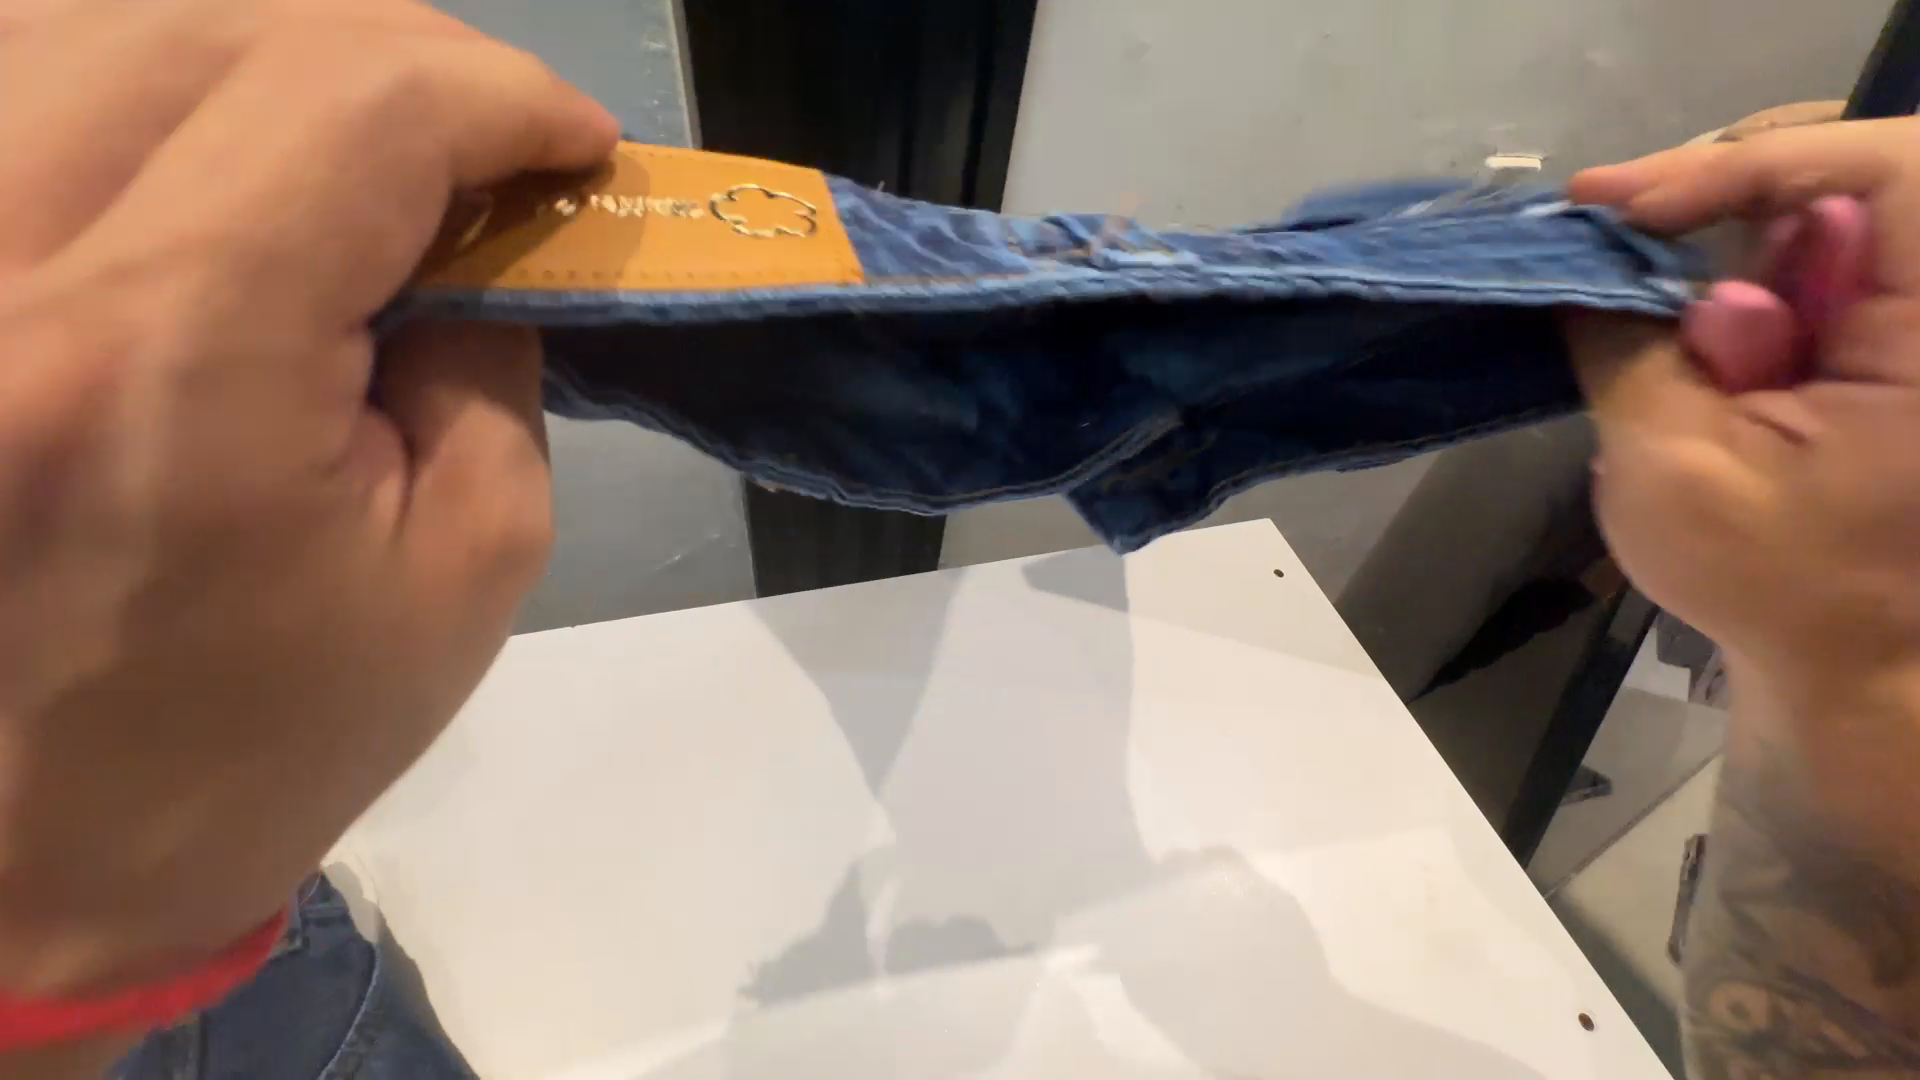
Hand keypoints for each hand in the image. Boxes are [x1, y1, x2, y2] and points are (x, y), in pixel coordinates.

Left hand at [0, 0, 614, 995]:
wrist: (29, 855)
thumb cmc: (292, 719)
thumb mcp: (474, 552)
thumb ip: (491, 366)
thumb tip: (494, 247)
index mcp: (171, 371)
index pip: (354, 114)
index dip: (498, 94)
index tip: (584, 140)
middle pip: (213, 25)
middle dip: (410, 58)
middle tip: (507, 135)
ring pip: (87, 20)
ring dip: (291, 58)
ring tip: (399, 139)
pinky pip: (16, 87)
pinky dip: (170, 83)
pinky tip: (258, 157)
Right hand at [1564, 119, 1919, 725]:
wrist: (1861, 657)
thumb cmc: (1774, 577)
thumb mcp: (1674, 463)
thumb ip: (1627, 355)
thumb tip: (1581, 276)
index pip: (1884, 170)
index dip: (1737, 166)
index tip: (1605, 204)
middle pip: (1849, 176)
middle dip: (1714, 194)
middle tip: (1601, 225)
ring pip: (1816, 221)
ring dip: (1706, 243)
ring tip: (1609, 275)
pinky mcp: (1891, 343)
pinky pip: (1806, 272)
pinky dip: (1719, 281)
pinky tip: (1654, 311)